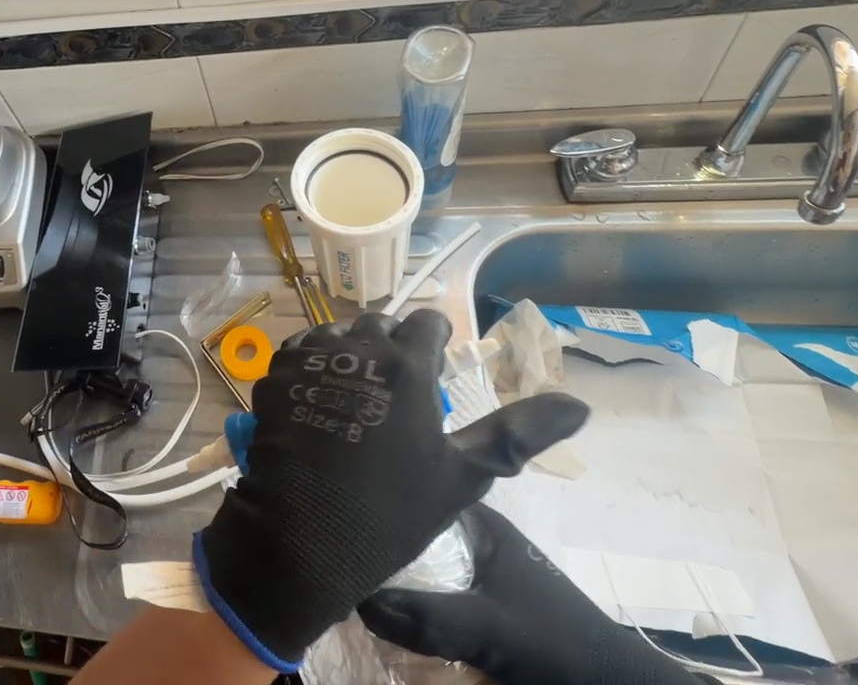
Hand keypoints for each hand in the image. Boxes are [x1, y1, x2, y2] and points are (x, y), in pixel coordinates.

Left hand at [194, 310, 588, 671]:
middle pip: (379, 324)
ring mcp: (311, 357)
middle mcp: (359, 346)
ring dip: (348, 351)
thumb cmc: (391, 510)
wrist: (302, 536)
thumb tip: (581, 406)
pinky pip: (299, 351)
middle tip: (393, 383)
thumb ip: (518, 433)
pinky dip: (311, 364)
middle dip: (390, 344)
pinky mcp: (276, 372)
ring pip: (336, 333)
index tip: (436, 358)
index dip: (434, 338)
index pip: (427, 321)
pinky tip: (318, 396)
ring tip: (354, 389)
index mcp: (408, 364)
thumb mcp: (463, 475)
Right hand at [360, 502, 708, 684]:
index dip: (378, 507)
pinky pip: (424, 598)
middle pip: (408, 535)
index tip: (339, 521)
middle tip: (332, 558)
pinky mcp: (471, 608)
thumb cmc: (556, 646)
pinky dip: (402, 606)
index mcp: (477, 524)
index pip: (414, 499)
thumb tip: (358, 600)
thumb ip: (426, 615)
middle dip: (375, 547)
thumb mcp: (489, 628)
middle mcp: (470, 541)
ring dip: (387, 580)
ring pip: (414, 568)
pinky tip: (374, 617)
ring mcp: (471, 576)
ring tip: (342, 583)